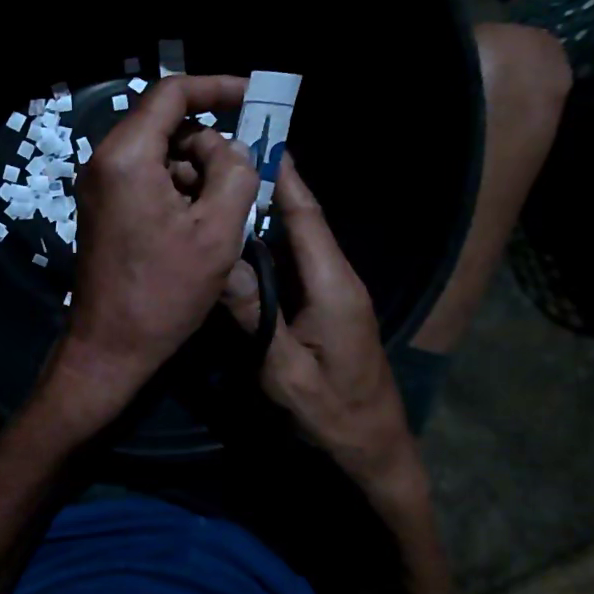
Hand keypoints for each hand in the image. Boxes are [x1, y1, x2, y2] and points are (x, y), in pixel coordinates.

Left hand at [60, 74, 258, 417]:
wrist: (111, 343)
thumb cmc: (165, 291)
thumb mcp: (217, 230)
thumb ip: (234, 173)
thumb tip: (231, 147)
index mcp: (127, 156)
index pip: (171, 94)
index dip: (217, 87)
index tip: (253, 97)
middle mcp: (104, 161)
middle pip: (164, 123)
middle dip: (209, 141)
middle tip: (245, 170)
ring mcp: (98, 184)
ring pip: (158, 152)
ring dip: (196, 169)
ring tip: (223, 209)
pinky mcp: (101, 206)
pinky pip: (144, 176)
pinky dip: (176, 186)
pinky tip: (198, 221)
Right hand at [222, 154, 425, 509]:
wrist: (373, 451)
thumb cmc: (332, 414)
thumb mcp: (285, 371)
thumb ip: (255, 316)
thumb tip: (223, 262)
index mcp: (333, 286)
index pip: (306, 218)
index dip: (284, 178)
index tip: (258, 142)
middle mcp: (336, 280)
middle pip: (301, 222)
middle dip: (266, 188)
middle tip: (221, 163)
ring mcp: (332, 294)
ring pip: (295, 241)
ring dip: (263, 214)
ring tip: (222, 190)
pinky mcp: (324, 307)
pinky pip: (292, 264)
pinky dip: (266, 244)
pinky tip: (237, 239)